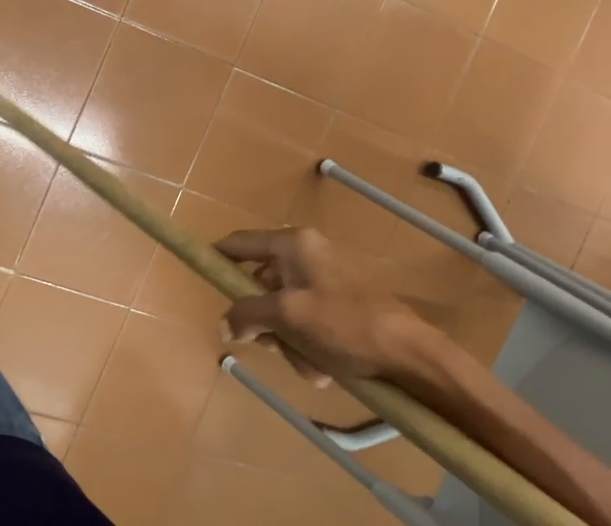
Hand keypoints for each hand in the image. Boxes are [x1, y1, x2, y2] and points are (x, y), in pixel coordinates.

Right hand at [215, 227, 425, 384]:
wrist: (410, 353)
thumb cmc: (343, 324)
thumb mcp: (287, 316)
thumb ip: (246, 314)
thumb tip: (224, 324)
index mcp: (292, 244)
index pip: (239, 243)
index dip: (216, 258)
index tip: (200, 277)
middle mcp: (306, 255)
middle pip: (260, 285)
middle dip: (263, 321)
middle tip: (271, 343)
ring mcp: (323, 281)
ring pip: (282, 312)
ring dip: (288, 341)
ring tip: (308, 362)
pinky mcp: (338, 306)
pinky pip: (305, 325)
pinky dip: (308, 346)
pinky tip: (323, 367)